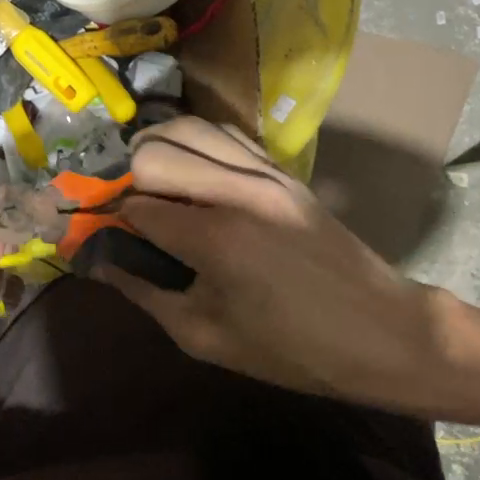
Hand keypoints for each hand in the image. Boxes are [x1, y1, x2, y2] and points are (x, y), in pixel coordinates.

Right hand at [89, 117, 477, 415]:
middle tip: (123, 210)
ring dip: (155, 150)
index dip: (103, 217)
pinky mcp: (282, 171)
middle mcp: (237, 190)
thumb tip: (100, 262)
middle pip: (152, 149)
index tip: (90, 232)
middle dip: (124, 177)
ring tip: (148, 184)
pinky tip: (187, 174)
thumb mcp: (206, 338)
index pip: (134, 204)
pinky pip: (222, 134)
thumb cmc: (294, 351)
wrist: (390, 335)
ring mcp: (264, 173)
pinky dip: (192, 143)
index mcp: (215, 237)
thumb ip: (144, 293)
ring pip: (185, 128)